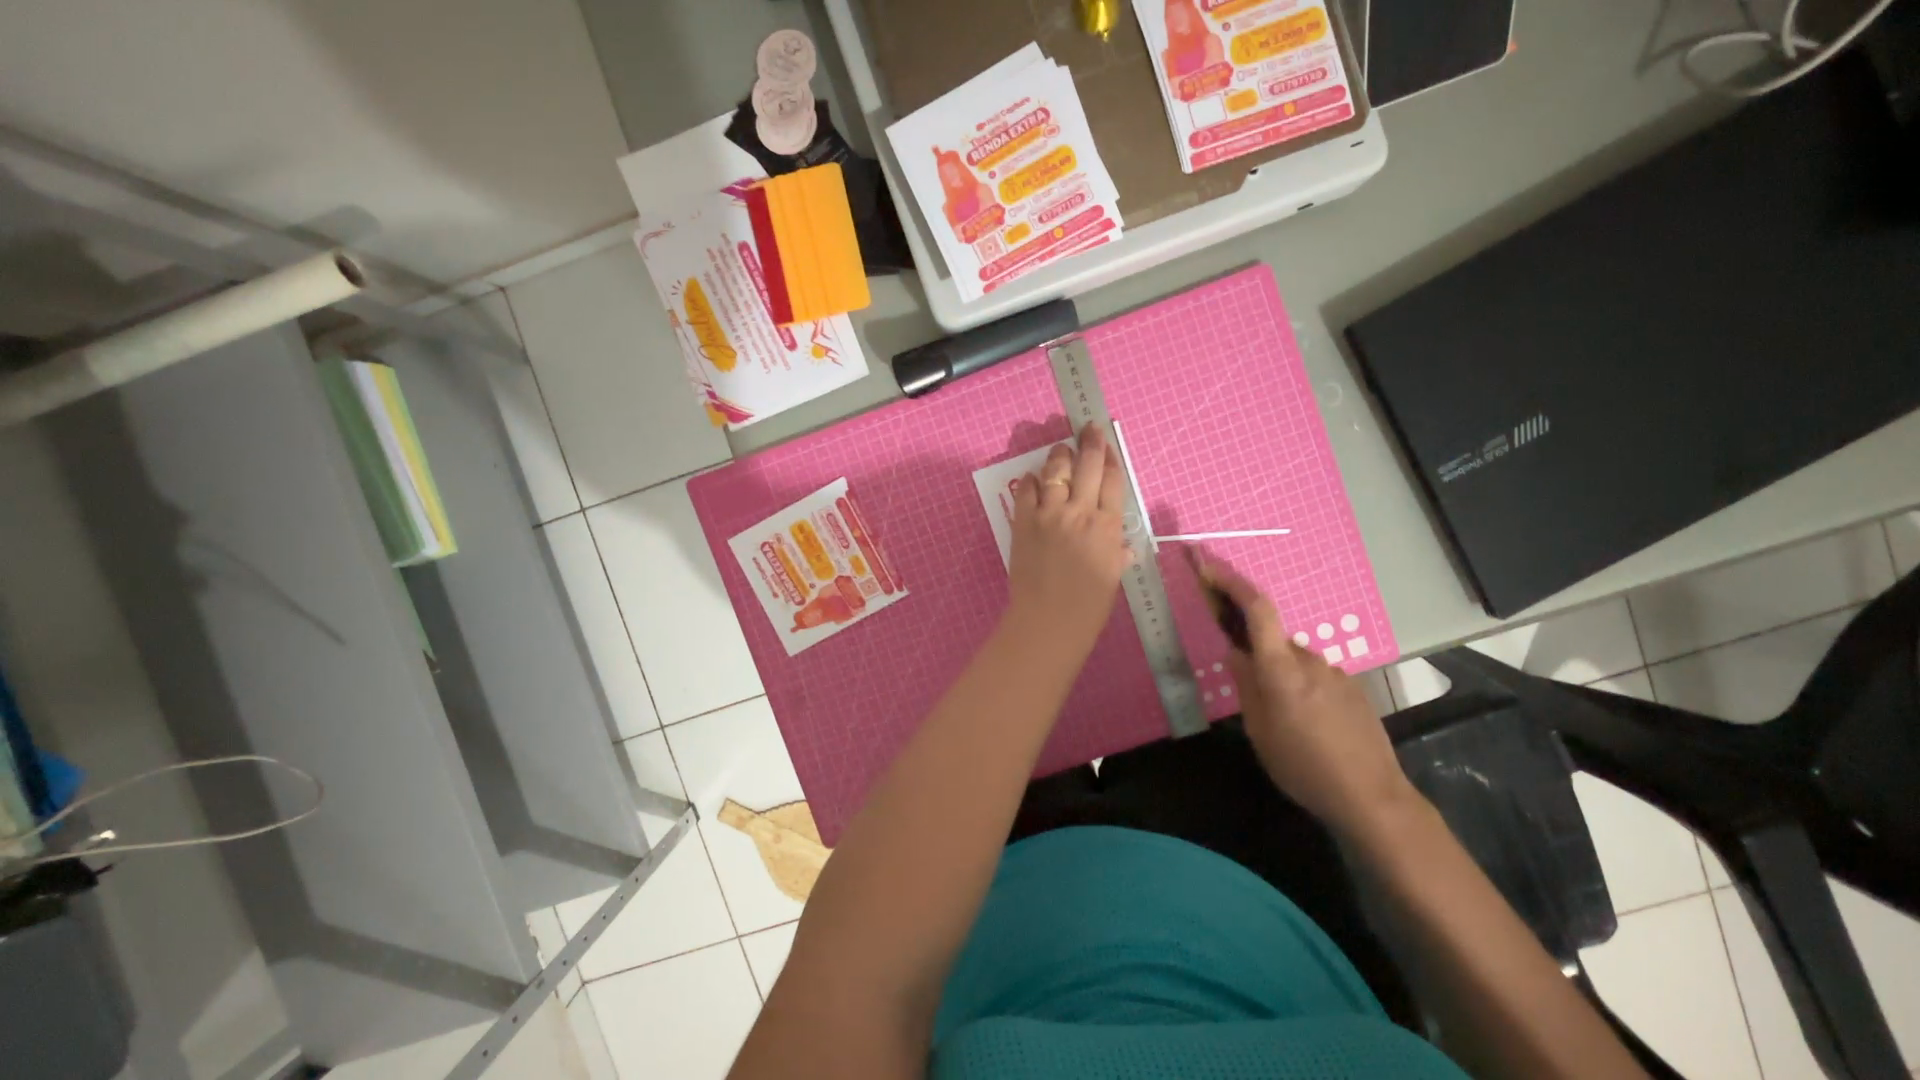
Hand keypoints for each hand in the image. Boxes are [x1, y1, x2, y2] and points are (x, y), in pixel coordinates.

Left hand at [1004, 423, 1131, 655]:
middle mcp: (1081, 512)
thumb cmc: (1088, 607)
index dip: (1111, 458)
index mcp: (1108, 526)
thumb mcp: (1113, 578)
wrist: (1049, 620)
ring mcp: (1050, 514)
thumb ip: (1116, 555)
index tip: (1108, 444)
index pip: (1113, 481)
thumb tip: (1123, 546)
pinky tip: (1031, 477)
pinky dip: (1029, 481)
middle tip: (1088, 427)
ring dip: (1059, 456)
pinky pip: (1026, 491)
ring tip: (1060, 448)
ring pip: (1055, 471)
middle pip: (1087, 466)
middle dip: (1089, 442)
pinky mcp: (1024, 522)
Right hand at [1202, 560, 1419, 837]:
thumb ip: (1246, 686)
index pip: (1257, 609)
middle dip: (1254, 652)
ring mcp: (1336, 673)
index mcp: (1281, 669)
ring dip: (1279, 677)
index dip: (1232, 582)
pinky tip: (1305, 728)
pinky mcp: (1352, 689)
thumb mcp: (1259, 732)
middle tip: (1243, 686)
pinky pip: (1314, 678)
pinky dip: (1301, 690)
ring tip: (1279, 722)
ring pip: (1294, 662)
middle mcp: (1310, 661)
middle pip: (1273, 640)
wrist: (1370, 796)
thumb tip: (1236, 653)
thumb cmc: (1303, 768)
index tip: (1208, 567)